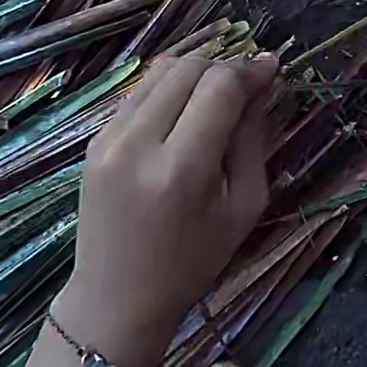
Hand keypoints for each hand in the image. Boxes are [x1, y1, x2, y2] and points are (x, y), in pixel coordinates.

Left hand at [52, 53, 278, 366]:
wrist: (117, 298)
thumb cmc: (193, 261)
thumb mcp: (244, 205)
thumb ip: (253, 139)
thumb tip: (260, 85)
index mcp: (181, 170)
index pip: (220, 87)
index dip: (251, 70)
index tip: (273, 67)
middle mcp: (138, 144)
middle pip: (189, 68)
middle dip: (226, 67)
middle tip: (248, 86)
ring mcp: (108, 139)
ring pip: (162, 71)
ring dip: (197, 72)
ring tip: (218, 94)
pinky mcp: (94, 139)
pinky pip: (140, 91)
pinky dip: (170, 88)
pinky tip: (185, 110)